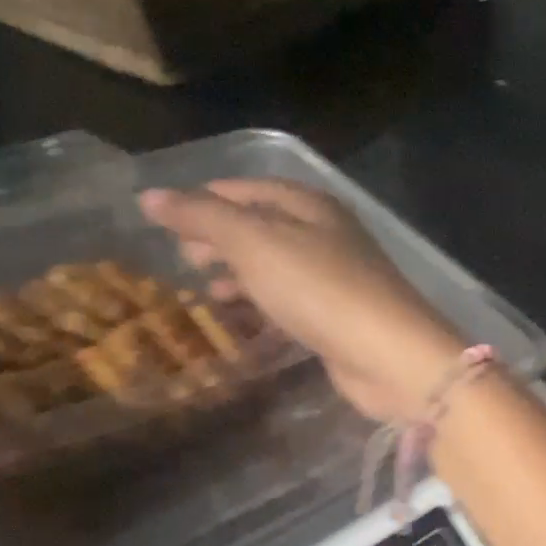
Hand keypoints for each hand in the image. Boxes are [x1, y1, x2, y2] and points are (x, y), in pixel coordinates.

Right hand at [140, 181, 462, 424]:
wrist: (392, 357)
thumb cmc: (321, 289)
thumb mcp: (254, 241)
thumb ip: (203, 217)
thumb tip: (153, 197)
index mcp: (314, 207)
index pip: (252, 189)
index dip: (208, 198)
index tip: (166, 216)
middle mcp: (332, 239)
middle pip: (266, 230)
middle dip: (222, 240)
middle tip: (183, 257)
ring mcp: (342, 283)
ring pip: (279, 271)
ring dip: (241, 277)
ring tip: (205, 291)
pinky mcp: (344, 324)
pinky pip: (294, 307)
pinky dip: (265, 308)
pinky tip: (241, 321)